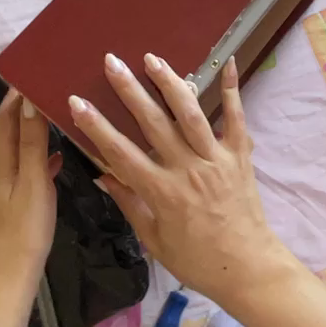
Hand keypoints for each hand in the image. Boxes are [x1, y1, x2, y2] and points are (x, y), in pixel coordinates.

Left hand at [0, 89, 61, 310]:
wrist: (11, 284)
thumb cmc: (25, 232)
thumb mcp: (33, 183)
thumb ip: (32, 144)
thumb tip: (28, 101)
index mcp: (1, 165)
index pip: (4, 120)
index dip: (14, 96)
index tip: (32, 72)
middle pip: (9, 132)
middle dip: (23, 108)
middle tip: (49, 87)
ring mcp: (6, 191)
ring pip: (19, 150)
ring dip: (33, 130)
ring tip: (58, 114)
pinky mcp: (16, 206)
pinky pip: (28, 169)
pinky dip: (41, 155)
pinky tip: (58, 158)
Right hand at [68, 53, 303, 309]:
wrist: (248, 268)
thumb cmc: (197, 260)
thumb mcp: (154, 240)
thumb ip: (129, 203)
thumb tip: (101, 175)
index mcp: (162, 192)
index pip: (121, 153)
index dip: (97, 126)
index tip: (77, 102)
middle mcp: (187, 169)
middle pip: (153, 123)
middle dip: (129, 91)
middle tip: (112, 62)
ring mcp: (216, 159)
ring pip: (190, 114)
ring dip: (170, 83)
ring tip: (152, 58)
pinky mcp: (240, 154)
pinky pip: (237, 117)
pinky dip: (231, 89)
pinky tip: (226, 60)